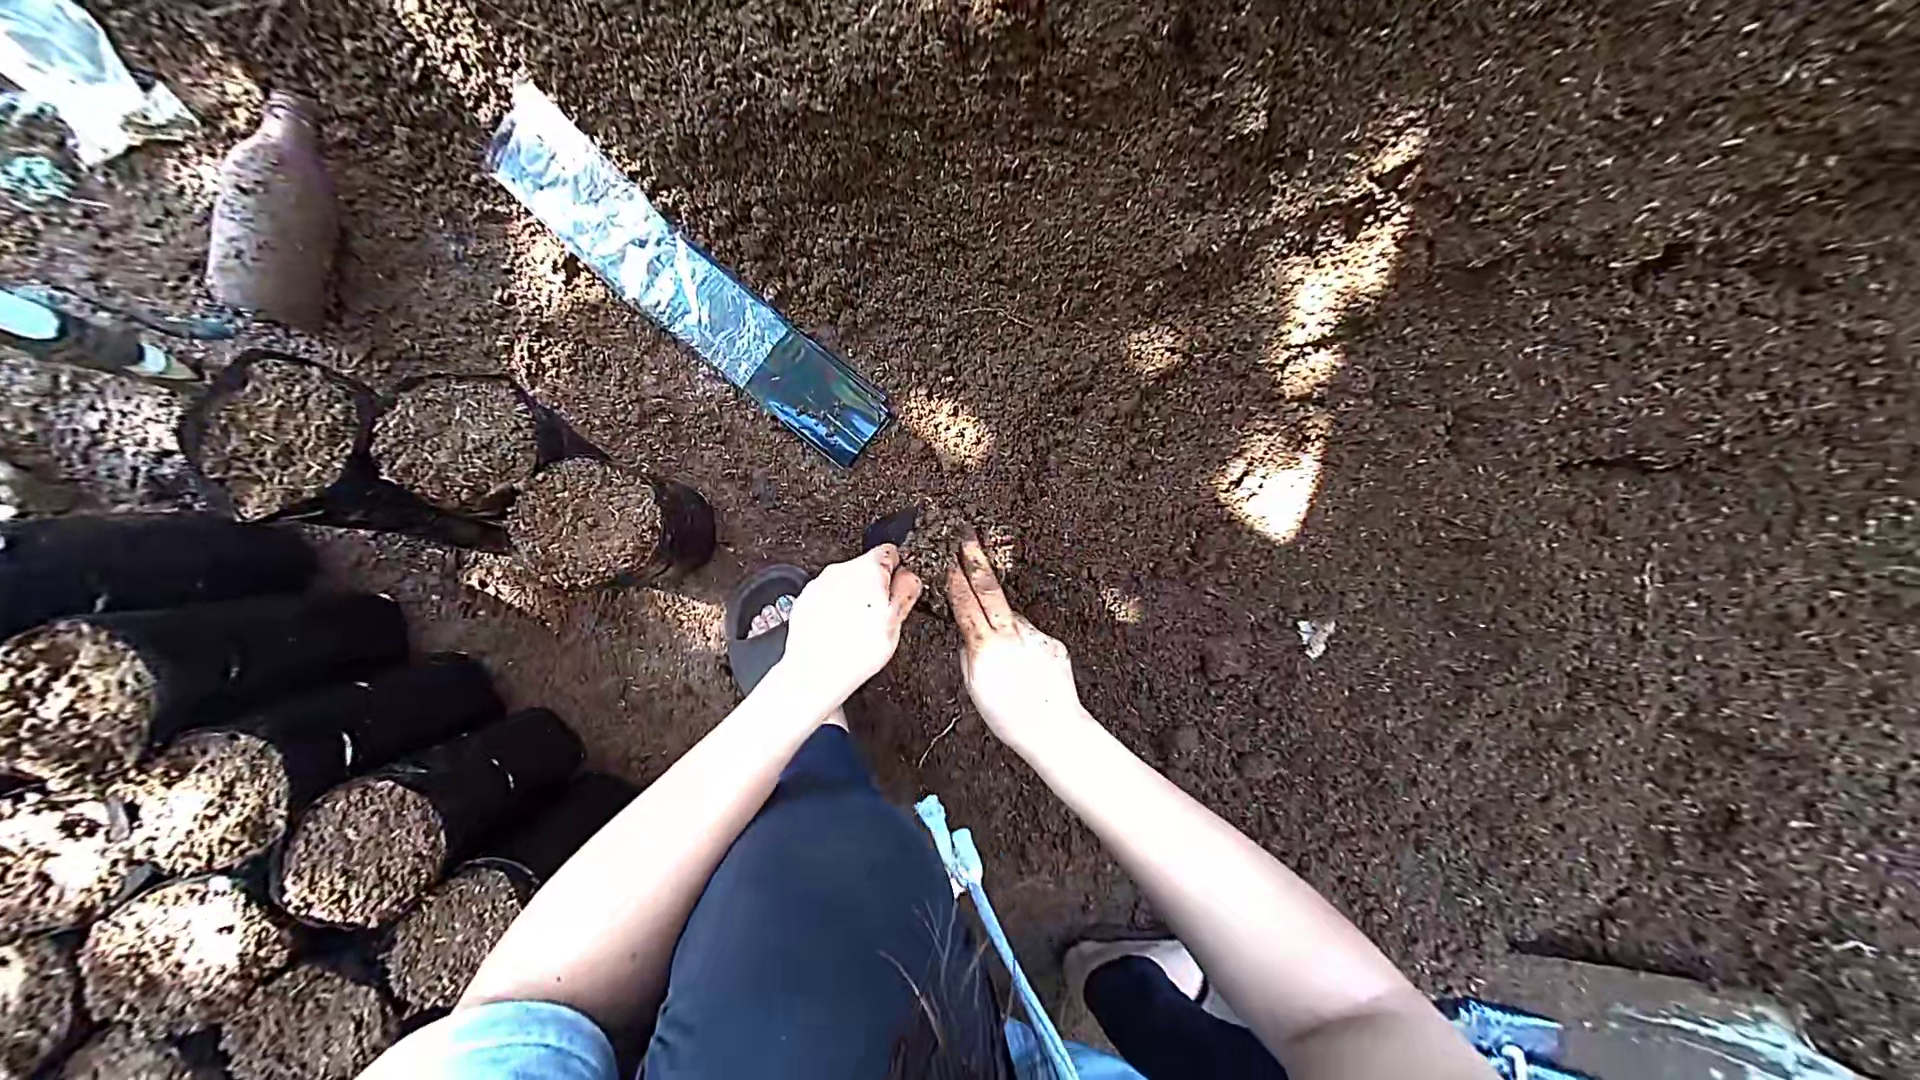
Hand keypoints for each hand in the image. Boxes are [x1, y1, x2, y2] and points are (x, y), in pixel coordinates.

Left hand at [777, 545, 921, 706]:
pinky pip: (827, 597)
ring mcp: (820, 584)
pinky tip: (840, 631)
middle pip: (867, 568)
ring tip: (857, 629)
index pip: (891, 552)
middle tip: (878, 617)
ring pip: (846, 583)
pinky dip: (834, 609)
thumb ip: (907, 589)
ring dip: (854, 598)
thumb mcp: (896, 621)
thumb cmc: (856, 650)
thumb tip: (910, 575)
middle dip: (875, 587)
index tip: (897, 589)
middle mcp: (841, 570)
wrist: (815, 672)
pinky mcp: (805, 600)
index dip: (898, 571)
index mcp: (868, 568)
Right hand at [947, 532, 1087, 749]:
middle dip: (976, 560)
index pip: (964, 603)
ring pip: (1011, 618)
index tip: (947, 556)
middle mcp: (1011, 634)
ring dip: (1003, 622)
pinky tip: (1025, 667)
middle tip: (967, 537)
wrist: (1054, 729)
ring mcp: (1034, 635)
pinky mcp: (1052, 641)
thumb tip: (967, 635)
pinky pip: (1030, 636)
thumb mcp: (974, 687)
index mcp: (986, 647)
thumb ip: (969, 654)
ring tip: (1004, 655)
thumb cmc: (1011, 717)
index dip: (954, 577)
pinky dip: (1024, 646)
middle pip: (990, 589)